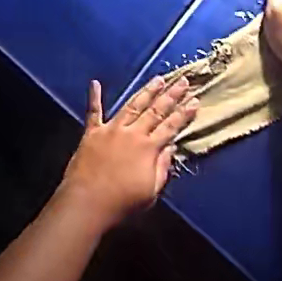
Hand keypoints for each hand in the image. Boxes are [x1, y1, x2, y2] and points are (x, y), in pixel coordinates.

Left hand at [55, 77, 195, 230]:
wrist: (87, 201)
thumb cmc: (123, 202)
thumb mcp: (151, 191)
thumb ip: (162, 167)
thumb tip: (170, 147)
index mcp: (148, 148)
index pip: (170, 126)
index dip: (183, 113)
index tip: (194, 100)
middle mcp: (132, 133)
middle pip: (155, 110)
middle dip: (170, 95)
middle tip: (182, 80)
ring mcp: (111, 130)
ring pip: (132, 105)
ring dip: (145, 91)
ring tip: (157, 79)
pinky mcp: (92, 132)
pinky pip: (94, 111)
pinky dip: (95, 97)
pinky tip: (95, 83)